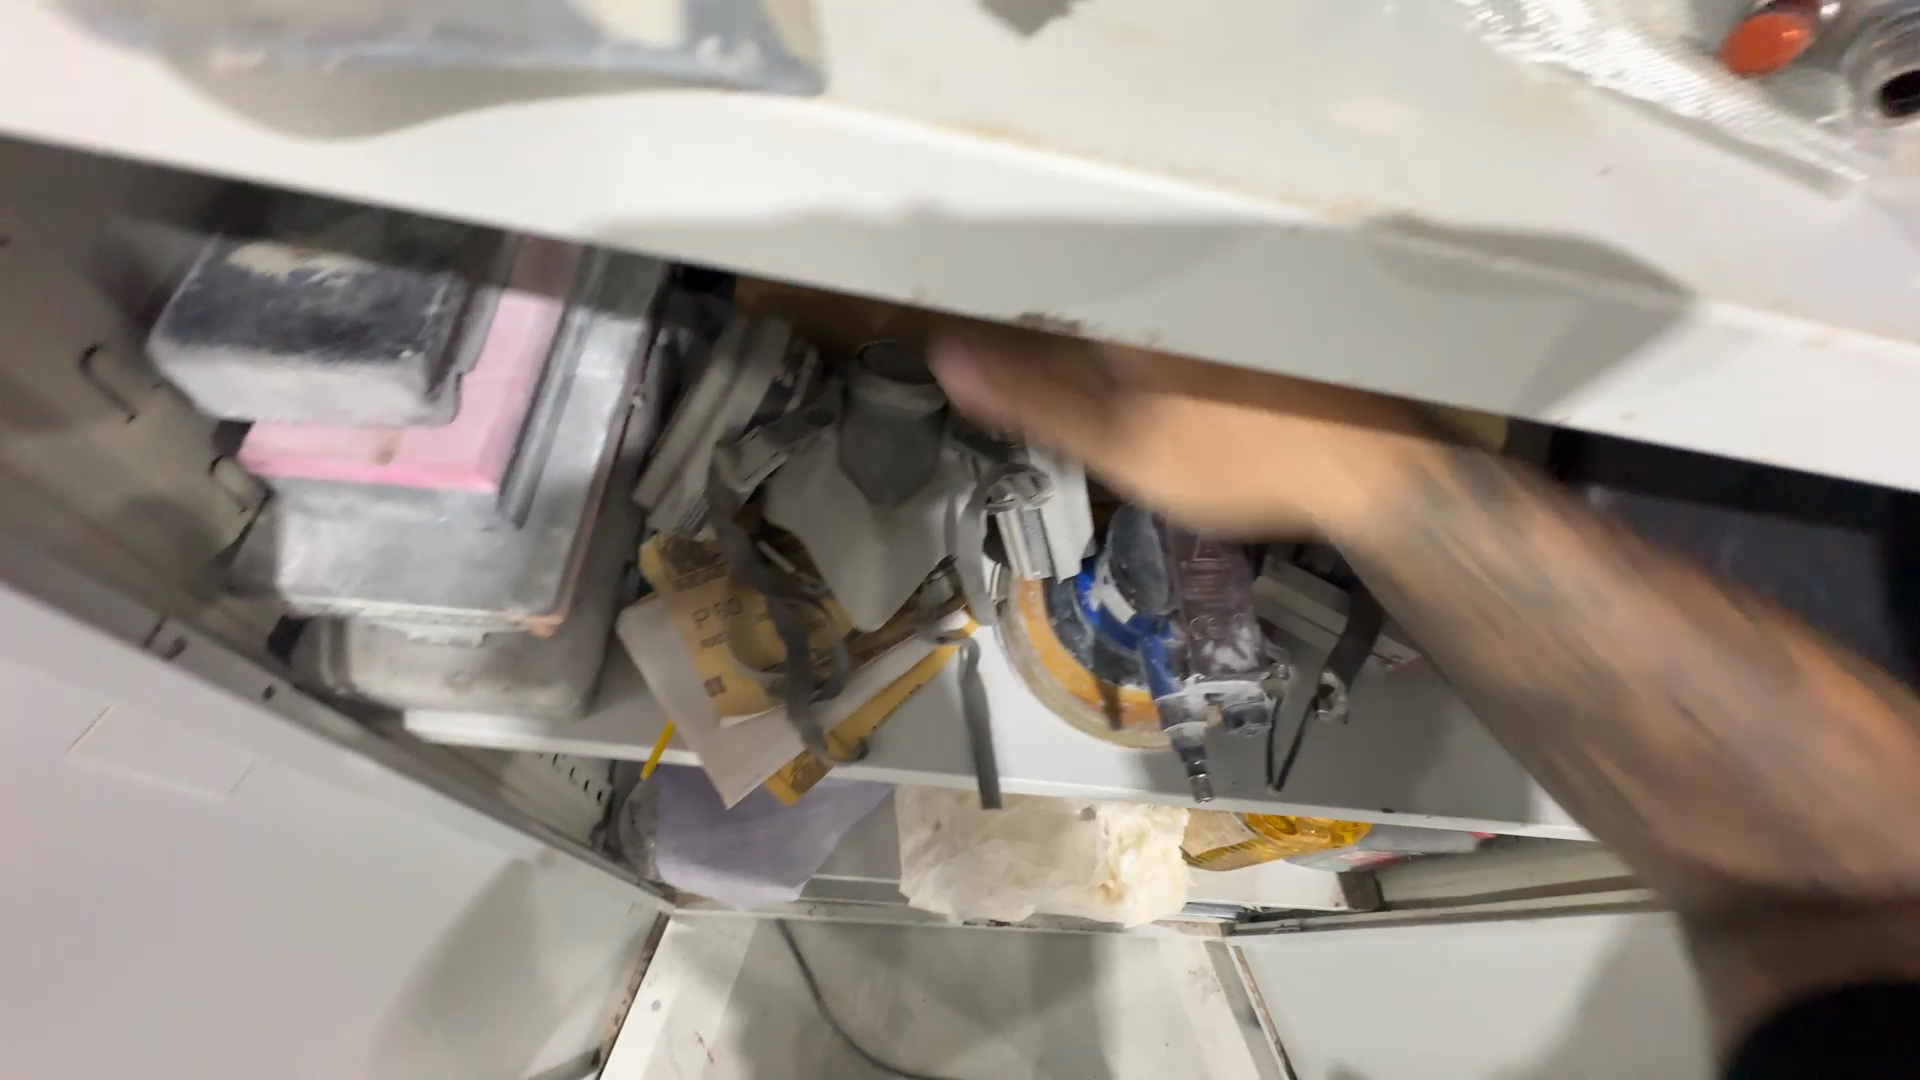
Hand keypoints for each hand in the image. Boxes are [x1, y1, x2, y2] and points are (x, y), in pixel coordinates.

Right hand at [929, 329, 1437, 539]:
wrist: (1359, 473)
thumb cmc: (1237, 463)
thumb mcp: (1119, 447)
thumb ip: (1033, 402)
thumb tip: (949, 358)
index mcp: (1125, 310)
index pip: (1024, 292)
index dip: (982, 320)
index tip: (956, 348)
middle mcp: (1161, 290)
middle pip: (1061, 297)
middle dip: (1024, 332)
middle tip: (996, 372)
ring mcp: (1197, 302)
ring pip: (1105, 310)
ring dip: (1068, 336)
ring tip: (1044, 376)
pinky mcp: (1225, 320)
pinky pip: (1148, 320)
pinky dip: (1119, 344)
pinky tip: (1120, 376)